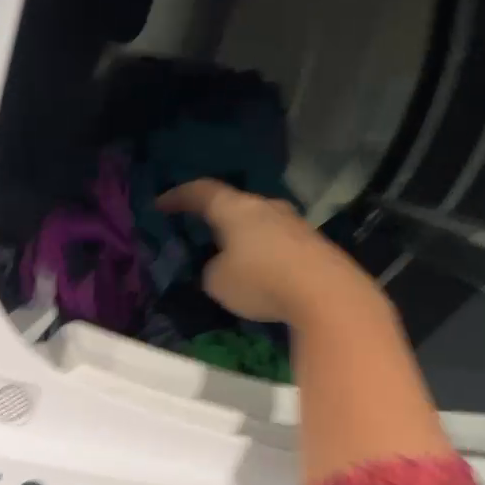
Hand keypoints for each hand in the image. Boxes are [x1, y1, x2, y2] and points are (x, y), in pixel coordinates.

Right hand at [157, 179, 374, 325]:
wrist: (324, 292)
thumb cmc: (259, 281)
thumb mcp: (216, 281)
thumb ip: (212, 268)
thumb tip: (223, 264)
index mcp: (236, 209)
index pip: (202, 192)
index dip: (178, 197)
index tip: (160, 204)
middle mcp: (266, 207)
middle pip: (234, 205)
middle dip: (213, 218)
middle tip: (197, 232)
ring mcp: (292, 223)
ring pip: (256, 223)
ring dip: (239, 237)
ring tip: (227, 257)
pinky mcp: (310, 243)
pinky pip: (274, 242)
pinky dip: (260, 253)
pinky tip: (256, 273)